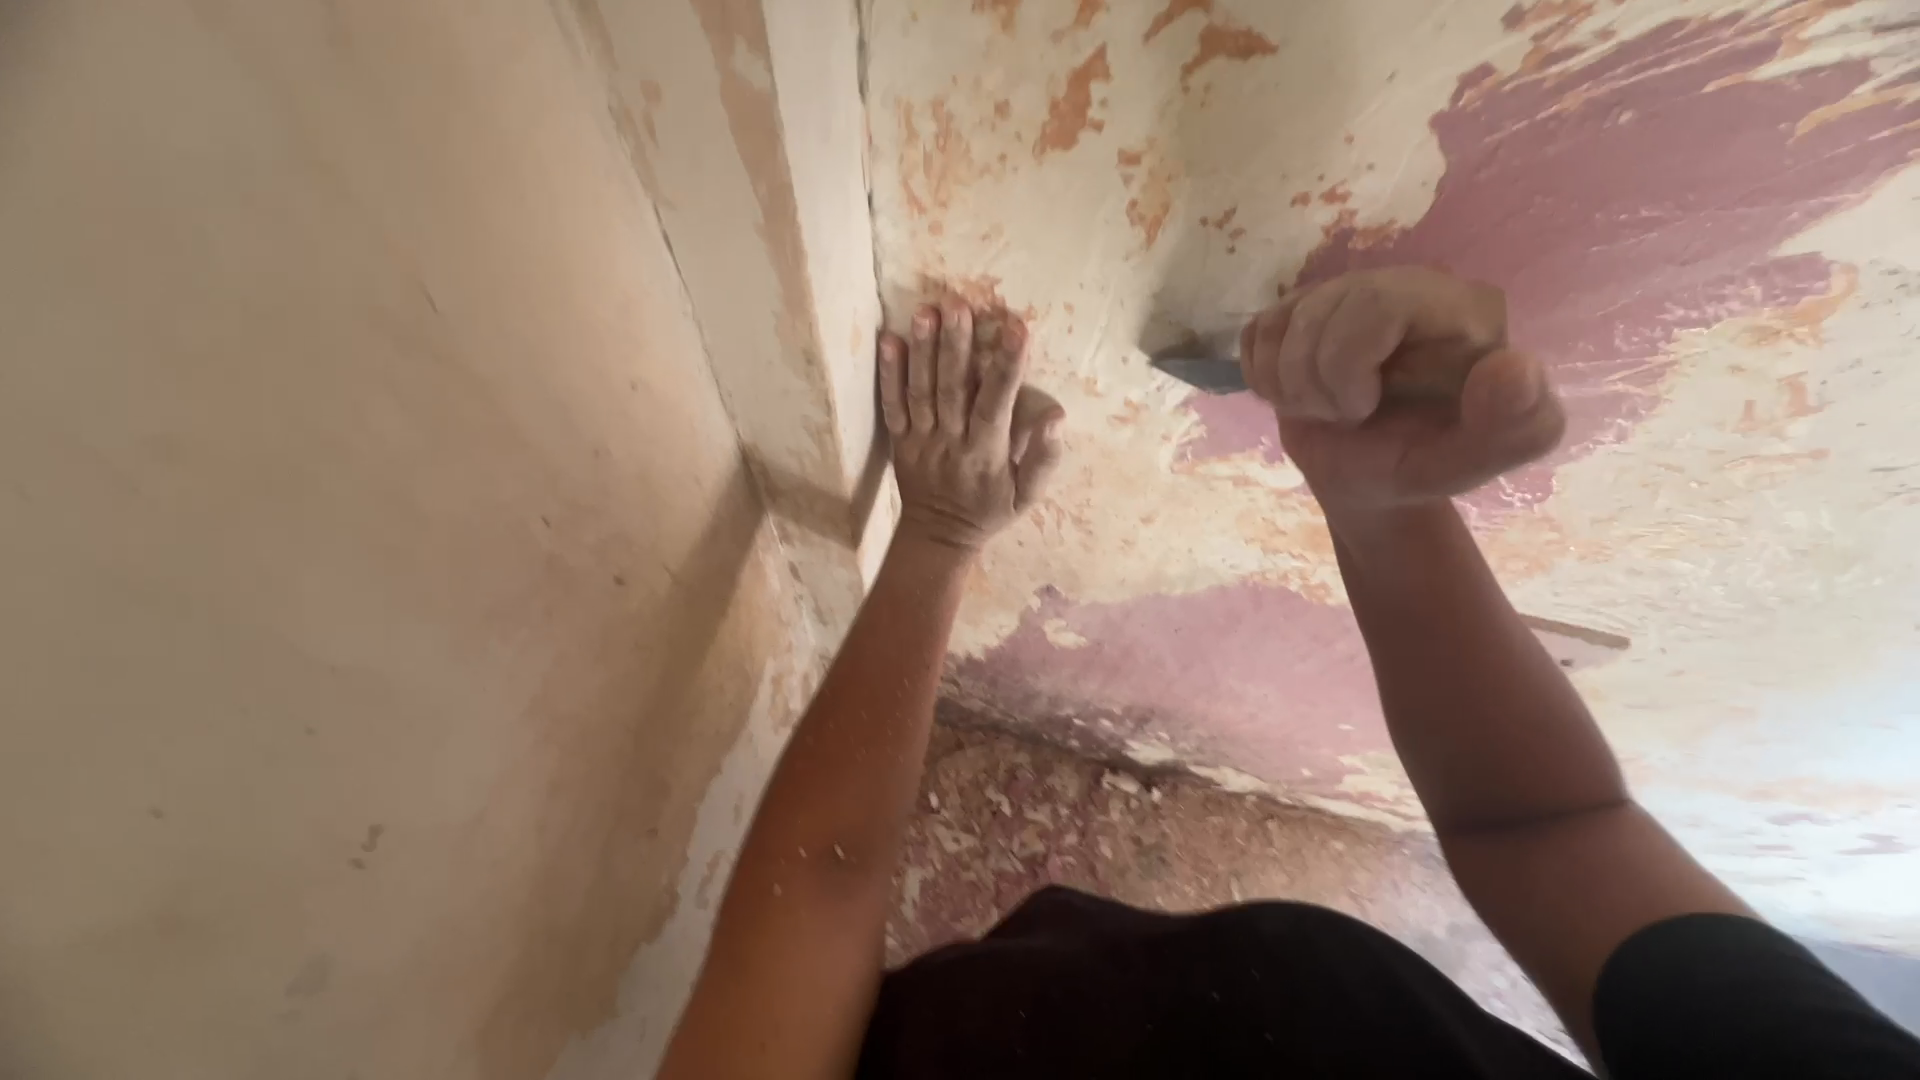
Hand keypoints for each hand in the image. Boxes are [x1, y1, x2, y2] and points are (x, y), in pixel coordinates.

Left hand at [879, 300, 1064, 550]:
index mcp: (985, 454)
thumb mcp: (1026, 497)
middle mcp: (950, 442)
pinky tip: (888, 341)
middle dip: (956, 346)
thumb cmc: (989, 511)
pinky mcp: (899, 440)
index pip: (997, 405)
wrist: (938, 536)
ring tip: (925, 312)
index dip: (1007, 367)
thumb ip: (1044, 459)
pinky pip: (891, 406)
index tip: (1017, 329)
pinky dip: (888, 374)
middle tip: (958, 305)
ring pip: (921, 392)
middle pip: (953, 390)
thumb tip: (1057, 417)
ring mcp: (920, 440)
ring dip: (922, 351)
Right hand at [1238, 267, 1564, 513]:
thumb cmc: (1414, 464)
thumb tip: (1512, 366)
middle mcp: (1402, 284)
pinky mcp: (1298, 312)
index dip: (1346, 365)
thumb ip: (1516, 425)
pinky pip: (1256, 331)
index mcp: (1457, 307)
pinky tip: (1297, 393)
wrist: (1362, 478)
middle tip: (1341, 416)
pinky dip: (1264, 378)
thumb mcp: (1472, 462)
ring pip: (1280, 321)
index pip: (1375, 303)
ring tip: (1322, 409)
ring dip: (1288, 386)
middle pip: (1320, 309)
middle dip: (1313, 382)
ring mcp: (1344, 294)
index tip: (1363, 410)